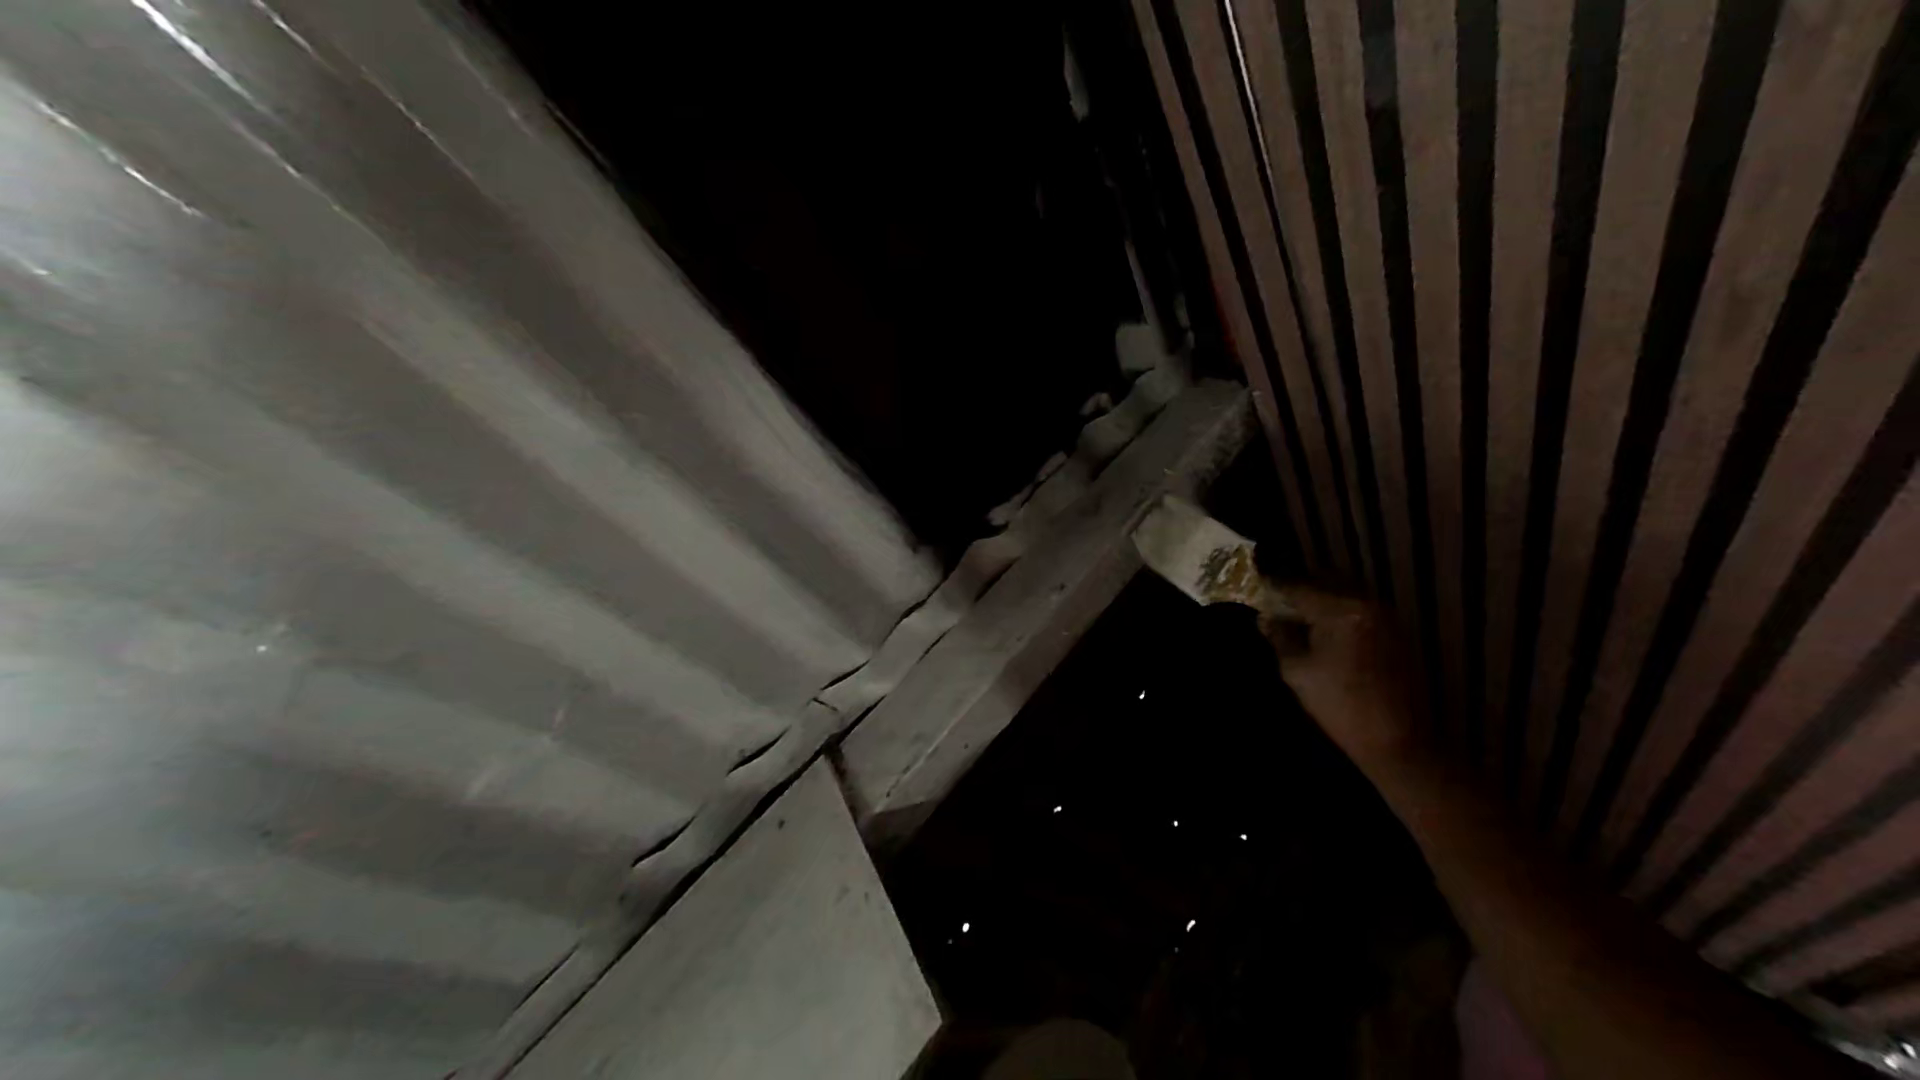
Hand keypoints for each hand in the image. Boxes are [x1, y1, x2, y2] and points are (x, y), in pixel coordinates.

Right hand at [1260, 585, 1426, 770]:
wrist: (1397, 740)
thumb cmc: (1340, 706)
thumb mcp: (1296, 672)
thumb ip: (1279, 637)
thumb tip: (1266, 617)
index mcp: (1340, 611)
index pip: (1298, 587)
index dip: (1274, 586)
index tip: (1257, 586)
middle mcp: (1367, 603)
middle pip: (1325, 579)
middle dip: (1299, 587)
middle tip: (1277, 601)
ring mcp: (1386, 615)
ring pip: (1345, 589)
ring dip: (1321, 595)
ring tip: (1300, 614)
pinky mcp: (1397, 629)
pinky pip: (1360, 604)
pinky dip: (1339, 607)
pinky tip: (1325, 628)